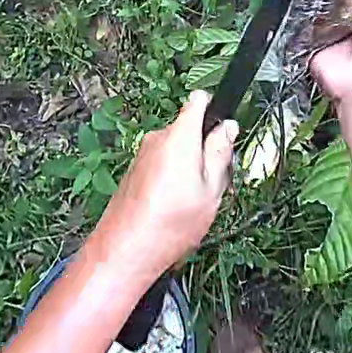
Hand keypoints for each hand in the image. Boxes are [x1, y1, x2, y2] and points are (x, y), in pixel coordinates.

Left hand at [90, 91, 238, 279]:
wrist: (123, 252)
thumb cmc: (169, 224)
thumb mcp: (211, 190)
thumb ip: (220, 153)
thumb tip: (228, 127)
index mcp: (179, 136)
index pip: (198, 100)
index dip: (215, 111)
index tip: (223, 135)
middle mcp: (158, 138)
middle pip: (189, 128)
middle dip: (204, 148)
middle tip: (213, 182)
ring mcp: (143, 154)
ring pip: (176, 148)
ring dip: (188, 166)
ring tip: (193, 201)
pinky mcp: (135, 170)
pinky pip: (162, 162)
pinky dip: (172, 177)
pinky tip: (174, 207)